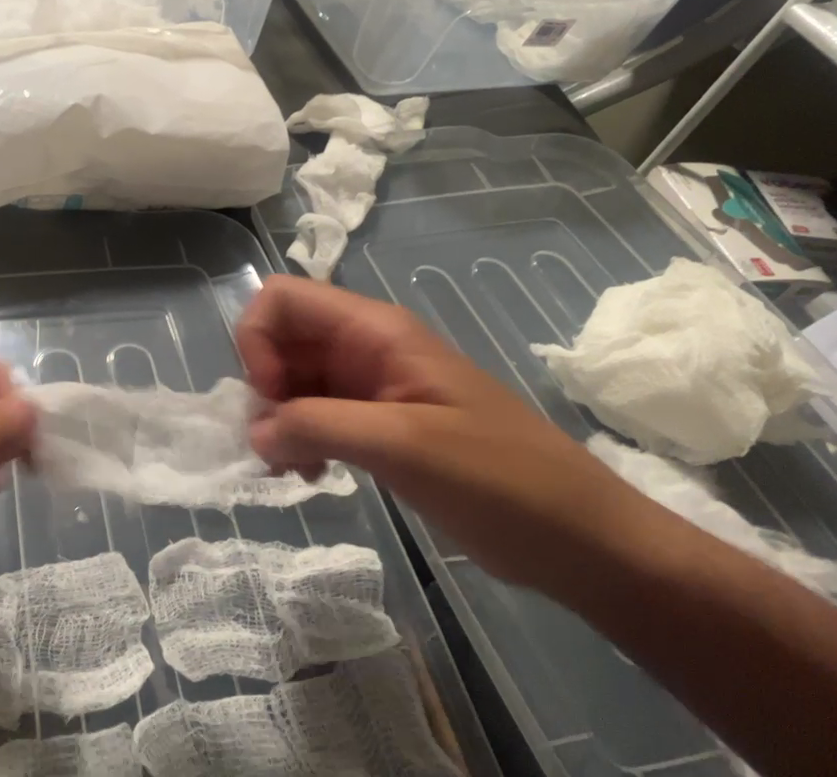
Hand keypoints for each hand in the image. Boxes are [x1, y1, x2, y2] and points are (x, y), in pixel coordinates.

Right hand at [238, 276, 677, 594]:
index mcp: (378, 332)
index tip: (271, 400)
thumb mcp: (404, 445)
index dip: (258, 340)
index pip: (284, 298)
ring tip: (294, 469)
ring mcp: (374, 389)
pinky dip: (300, 439)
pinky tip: (315, 475)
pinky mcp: (381, 428)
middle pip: (283, 339)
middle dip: (264, 387)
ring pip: (295, 380)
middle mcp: (368, 350)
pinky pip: (317, 416)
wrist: (581, 539)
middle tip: (277, 447)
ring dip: (279, 419)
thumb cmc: (501, 480)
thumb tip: (255, 431)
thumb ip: (318, 426)